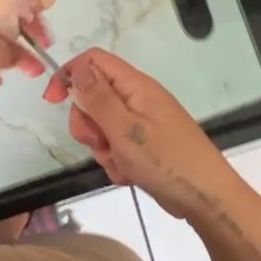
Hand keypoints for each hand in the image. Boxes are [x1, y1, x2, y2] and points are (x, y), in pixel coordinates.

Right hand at [45, 49, 235, 218]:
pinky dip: (116, 162)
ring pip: (101, 126)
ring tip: (121, 163)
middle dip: (87, 123)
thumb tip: (76, 69)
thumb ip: (98, 98)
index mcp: (135, 86)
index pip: (93, 61)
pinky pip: (115, 147)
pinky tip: (130, 175)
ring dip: (103, 148)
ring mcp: (141, 123)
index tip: (53, 101)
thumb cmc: (167, 160)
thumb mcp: (124, 129)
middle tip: (99, 142)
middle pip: (92, 97)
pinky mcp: (144, 146)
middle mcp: (137, 99)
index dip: (70, 75)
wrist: (206, 198)